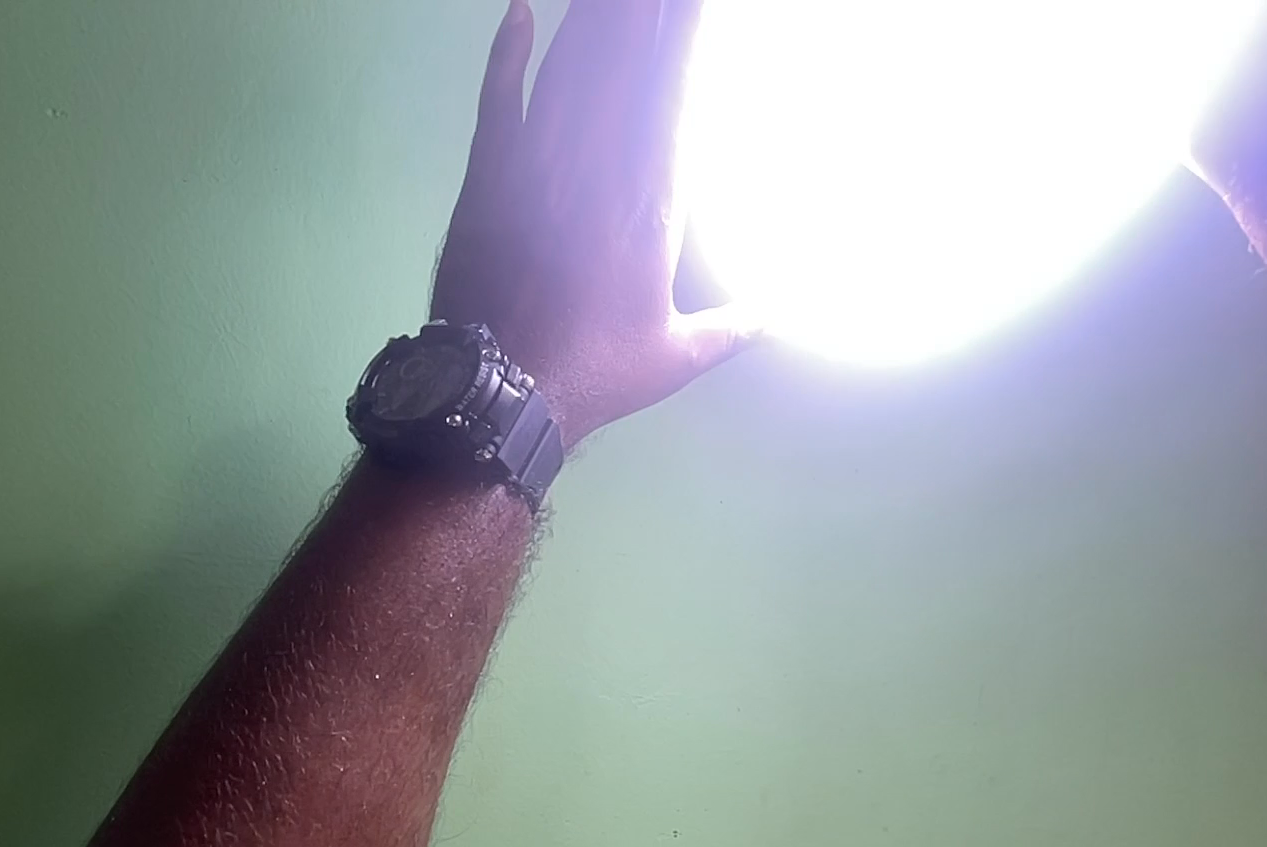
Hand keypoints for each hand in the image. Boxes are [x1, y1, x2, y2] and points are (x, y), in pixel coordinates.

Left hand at [430, 0, 756, 445]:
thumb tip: (781, 315)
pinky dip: (507, 56)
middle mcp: (597, 162)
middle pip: (624, 58)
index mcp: (651, 198)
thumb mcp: (676, 358)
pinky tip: (519, 12)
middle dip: (642, 8)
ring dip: (592, 15)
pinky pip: (498, 99)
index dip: (684, 27)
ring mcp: (535, 165)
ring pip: (568, 65)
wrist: (498, 388)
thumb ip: (733, 328)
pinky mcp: (486, 179)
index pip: (676, 85)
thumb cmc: (592, 372)